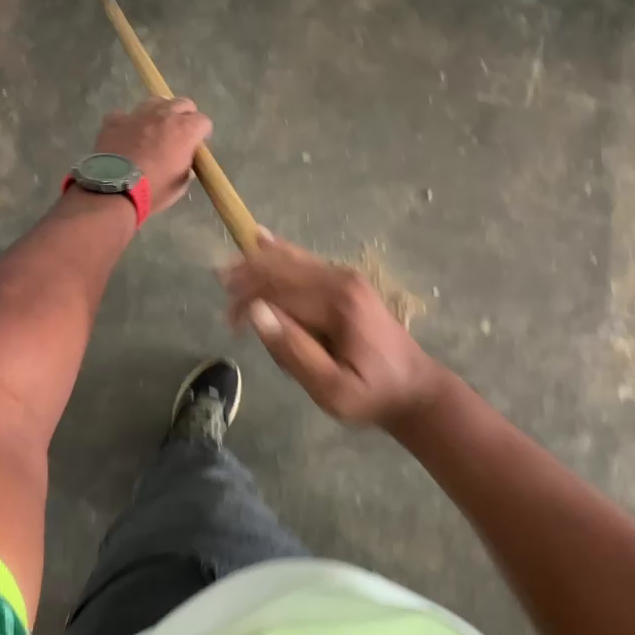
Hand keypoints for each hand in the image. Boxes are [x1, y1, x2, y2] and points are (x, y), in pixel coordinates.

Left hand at [90, 98, 212, 216]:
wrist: (114, 190)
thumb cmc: (153, 190)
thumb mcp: (180, 183)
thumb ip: (187, 165)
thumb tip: (183, 161)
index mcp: (185, 130)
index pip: (204, 121)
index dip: (202, 133)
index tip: (197, 145)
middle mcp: (164, 115)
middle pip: (182, 103)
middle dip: (185, 115)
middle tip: (179, 133)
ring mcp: (138, 114)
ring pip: (155, 102)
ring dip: (160, 112)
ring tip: (155, 127)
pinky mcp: (115, 120)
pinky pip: (125, 114)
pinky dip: (129, 123)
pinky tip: (127, 134)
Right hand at [219, 233, 448, 429]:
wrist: (414, 388)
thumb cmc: (371, 394)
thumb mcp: (331, 389)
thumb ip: (293, 351)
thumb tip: (256, 312)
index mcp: (338, 303)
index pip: (278, 288)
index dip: (246, 297)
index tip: (228, 323)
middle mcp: (342, 279)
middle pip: (283, 266)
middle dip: (248, 274)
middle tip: (220, 283)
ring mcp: (346, 277)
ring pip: (292, 260)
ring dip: (260, 265)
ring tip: (230, 269)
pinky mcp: (346, 282)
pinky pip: (304, 263)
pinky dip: (279, 260)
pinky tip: (262, 240)